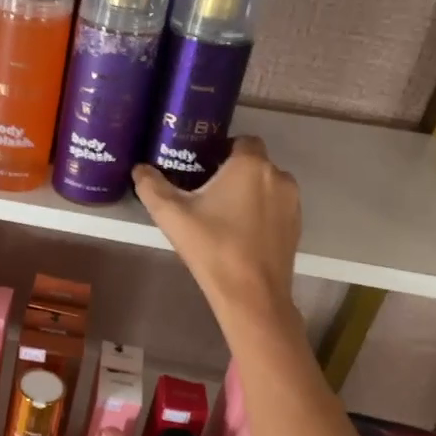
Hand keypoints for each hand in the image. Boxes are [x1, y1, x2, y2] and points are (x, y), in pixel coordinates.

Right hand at [134, 136, 301, 328]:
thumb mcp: (171, 215)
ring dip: (248, 192)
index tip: (200, 167)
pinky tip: (240, 233)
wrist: (251, 295)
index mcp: (249, 165)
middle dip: (232, 172)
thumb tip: (139, 169)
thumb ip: (151, 186)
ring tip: (223, 215)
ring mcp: (292, 202)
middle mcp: (277, 176)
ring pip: (266, 186)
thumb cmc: (212, 247)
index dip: (221, 149)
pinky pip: (276, 207)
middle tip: (205, 193)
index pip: (241, 140)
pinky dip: (260, 212)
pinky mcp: (296, 225)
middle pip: (253, 163)